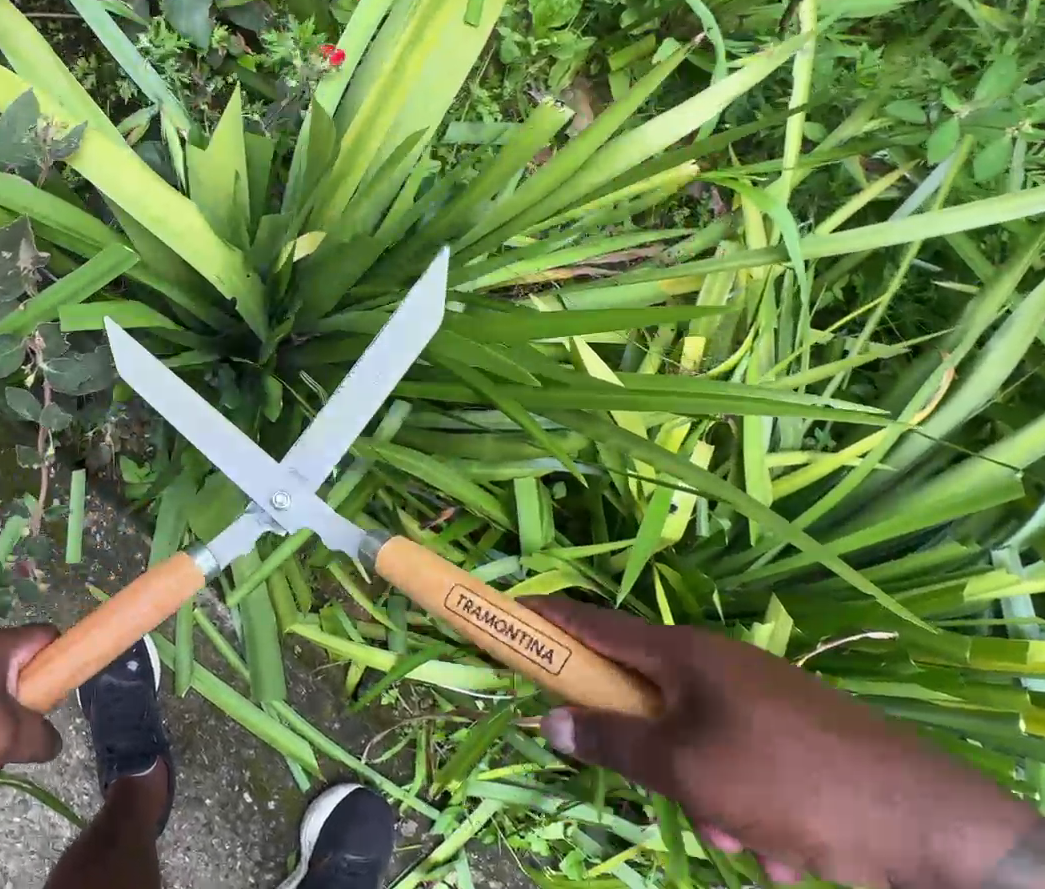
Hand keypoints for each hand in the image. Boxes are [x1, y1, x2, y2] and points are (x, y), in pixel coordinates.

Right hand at [527, 596, 1039, 888]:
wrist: (945, 833)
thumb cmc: (789, 782)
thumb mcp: (683, 769)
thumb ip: (610, 741)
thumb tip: (550, 720)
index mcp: (684, 654)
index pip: (593, 621)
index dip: (547, 615)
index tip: (511, 610)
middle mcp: (720, 665)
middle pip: (643, 689)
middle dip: (640, 745)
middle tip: (652, 784)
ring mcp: (764, 699)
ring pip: (693, 735)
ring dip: (697, 787)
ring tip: (736, 835)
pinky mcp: (802, 736)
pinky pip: (741, 760)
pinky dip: (744, 802)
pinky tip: (778, 847)